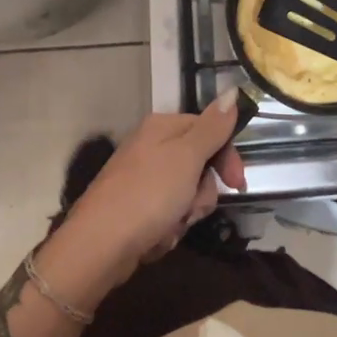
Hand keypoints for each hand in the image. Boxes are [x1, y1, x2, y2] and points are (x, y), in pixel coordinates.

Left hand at [59, 90, 247, 279]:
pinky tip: (156, 237)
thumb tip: (233, 90)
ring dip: (185, 214)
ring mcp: (143, 178)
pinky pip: (169, 214)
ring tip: (169, 225)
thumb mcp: (187, 157)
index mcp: (162, 127)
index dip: (226, 157)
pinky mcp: (137, 208)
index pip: (209, 130)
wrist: (100, 246)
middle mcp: (151, 147)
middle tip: (191, 207)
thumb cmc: (148, 194)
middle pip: (199, 165)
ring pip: (187, 194)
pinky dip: (168, 228)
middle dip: (201, 193)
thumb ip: (212, 127)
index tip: (237, 184)